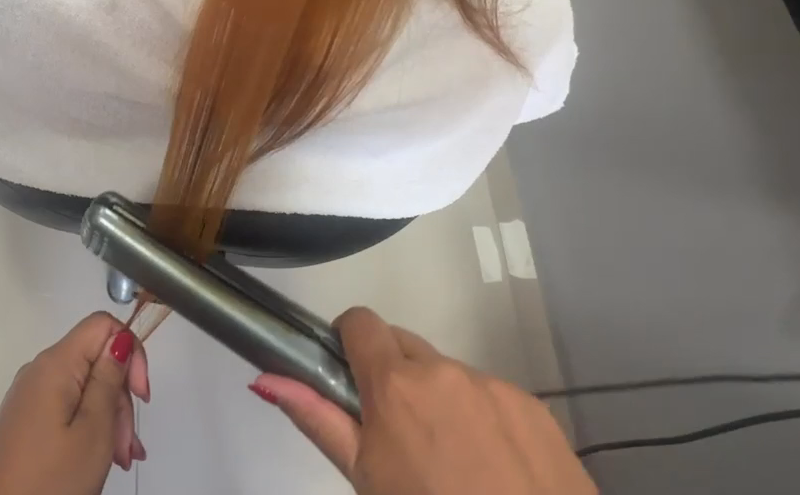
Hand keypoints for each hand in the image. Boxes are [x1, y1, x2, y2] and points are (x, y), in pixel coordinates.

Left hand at [0, 312, 152, 494]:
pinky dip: (90, 427)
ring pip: (84, 388)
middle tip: (128, 446)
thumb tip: (119, 339)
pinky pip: (68, 408)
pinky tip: (104, 457)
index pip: (101, 324)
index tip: (141, 394)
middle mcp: (40, 370)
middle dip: (120, 397)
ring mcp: (31, 395)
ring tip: (120, 460)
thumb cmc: (51, 479)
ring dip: (110, 418)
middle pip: (95, 360)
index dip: (129, 350)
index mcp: (55, 364)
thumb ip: (109, 380)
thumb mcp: (93, 431)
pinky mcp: (27, 418)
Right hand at [251, 307, 594, 494]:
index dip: (347, 341)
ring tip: (450, 460)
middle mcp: (444, 369)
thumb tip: (263, 377)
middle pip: (403, 345)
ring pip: (448, 372)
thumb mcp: (365, 480)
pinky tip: (491, 468)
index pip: (359, 321)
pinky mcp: (535, 408)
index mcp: (395, 382)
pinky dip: (481, 417)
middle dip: (392, 373)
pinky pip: (491, 395)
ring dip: (438, 397)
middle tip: (396, 431)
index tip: (348, 377)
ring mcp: (494, 386)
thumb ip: (317, 419)